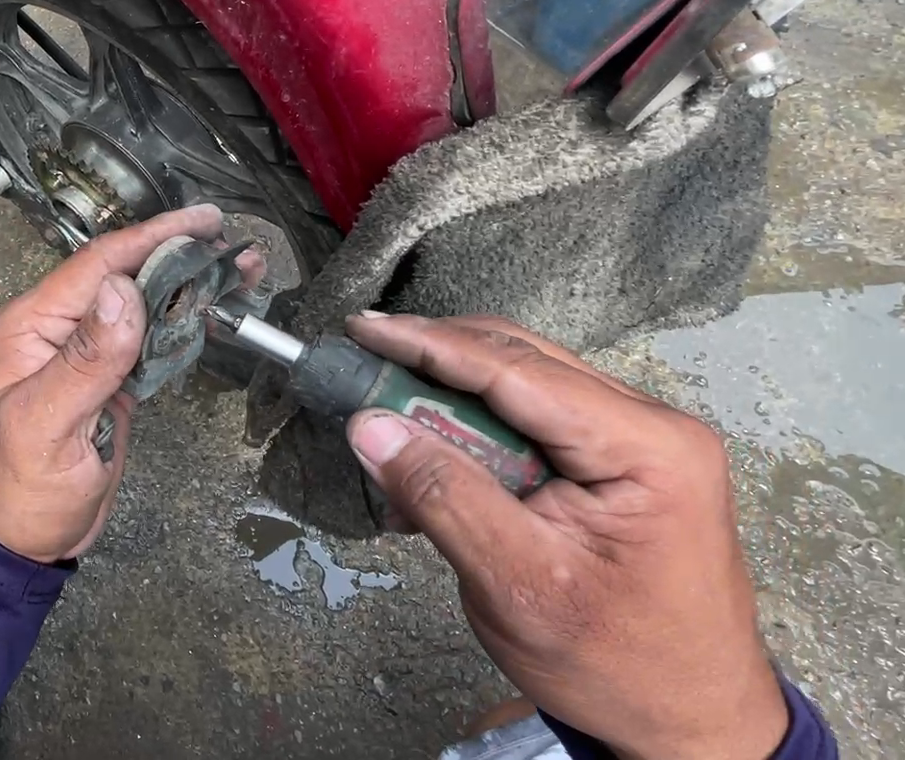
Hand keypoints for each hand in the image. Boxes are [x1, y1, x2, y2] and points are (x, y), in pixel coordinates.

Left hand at [0, 205, 259, 562]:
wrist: (20, 536)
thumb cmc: (17, 486)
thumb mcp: (45, 426)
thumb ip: (84, 361)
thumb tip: (121, 292)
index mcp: (33, 325)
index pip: (97, 266)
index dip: (151, 238)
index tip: (201, 222)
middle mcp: (59, 328)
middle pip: (124, 276)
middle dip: (178, 256)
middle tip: (234, 247)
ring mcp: (87, 352)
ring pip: (141, 305)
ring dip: (188, 287)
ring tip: (237, 272)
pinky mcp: (110, 379)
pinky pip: (149, 341)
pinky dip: (183, 326)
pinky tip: (214, 313)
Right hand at [343, 314, 787, 759]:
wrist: (688, 723)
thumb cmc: (615, 663)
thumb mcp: (515, 583)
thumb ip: (440, 494)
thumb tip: (367, 424)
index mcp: (646, 448)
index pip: (514, 369)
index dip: (428, 342)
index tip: (360, 328)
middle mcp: (647, 425)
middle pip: (515, 359)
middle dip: (430, 359)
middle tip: (360, 365)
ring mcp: (632, 438)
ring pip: (512, 381)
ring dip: (442, 397)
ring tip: (385, 424)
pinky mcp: (608, 457)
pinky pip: (520, 414)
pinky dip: (462, 427)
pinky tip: (427, 462)